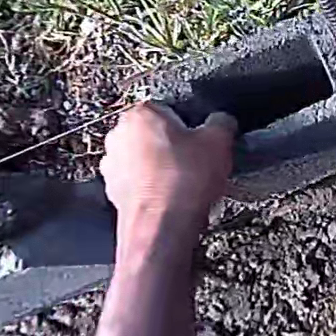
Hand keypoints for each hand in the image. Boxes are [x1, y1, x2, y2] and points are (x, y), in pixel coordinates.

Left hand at [99, 103, 236, 224]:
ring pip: (148, 159)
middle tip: (200, 161)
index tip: (205, 139)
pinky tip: (177, 197)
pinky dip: (157, 187)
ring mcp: (113, 165)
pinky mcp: (115, 191)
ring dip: (166, 167)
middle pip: (157, 133)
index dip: (193, 124)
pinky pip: (141, 182)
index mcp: (141, 114)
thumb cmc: (183, 182)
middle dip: (178, 146)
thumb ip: (221, 121)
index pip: (170, 107)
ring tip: (190, 183)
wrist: (162, 227)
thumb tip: (222, 121)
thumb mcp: (219, 141)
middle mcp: (119, 136)